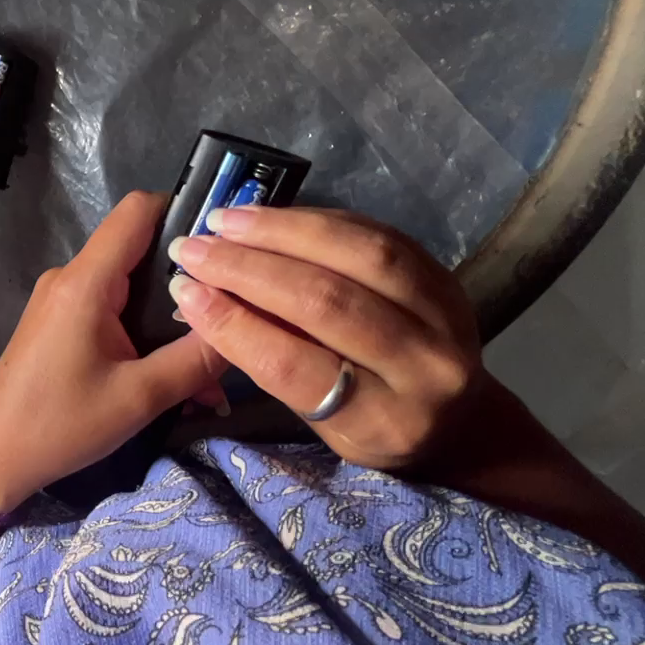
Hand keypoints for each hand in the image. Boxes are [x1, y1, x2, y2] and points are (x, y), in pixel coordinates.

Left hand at [0, 191, 227, 511]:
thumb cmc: (60, 426)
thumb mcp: (139, 397)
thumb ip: (196, 357)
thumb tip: (243, 323)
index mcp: (85, 283)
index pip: (139, 210)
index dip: (186, 215)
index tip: (228, 250)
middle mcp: (70, 280)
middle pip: (142, 253)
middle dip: (190, 288)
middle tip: (233, 323)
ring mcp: (60, 302)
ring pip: (131, 292)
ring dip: (170, 327)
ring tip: (210, 374)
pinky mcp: (58, 326)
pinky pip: (111, 316)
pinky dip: (144, 341)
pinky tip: (175, 382)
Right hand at [168, 206, 486, 470]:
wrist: (460, 419)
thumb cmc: (366, 427)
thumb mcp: (311, 416)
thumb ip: (266, 359)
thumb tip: (201, 299)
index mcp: (379, 419)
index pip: (292, 365)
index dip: (232, 324)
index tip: (184, 290)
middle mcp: (424, 366)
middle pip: (325, 301)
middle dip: (246, 269)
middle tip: (193, 248)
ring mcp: (444, 313)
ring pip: (358, 255)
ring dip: (281, 231)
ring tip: (226, 221)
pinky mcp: (444, 273)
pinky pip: (375, 233)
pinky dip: (314, 222)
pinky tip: (270, 217)